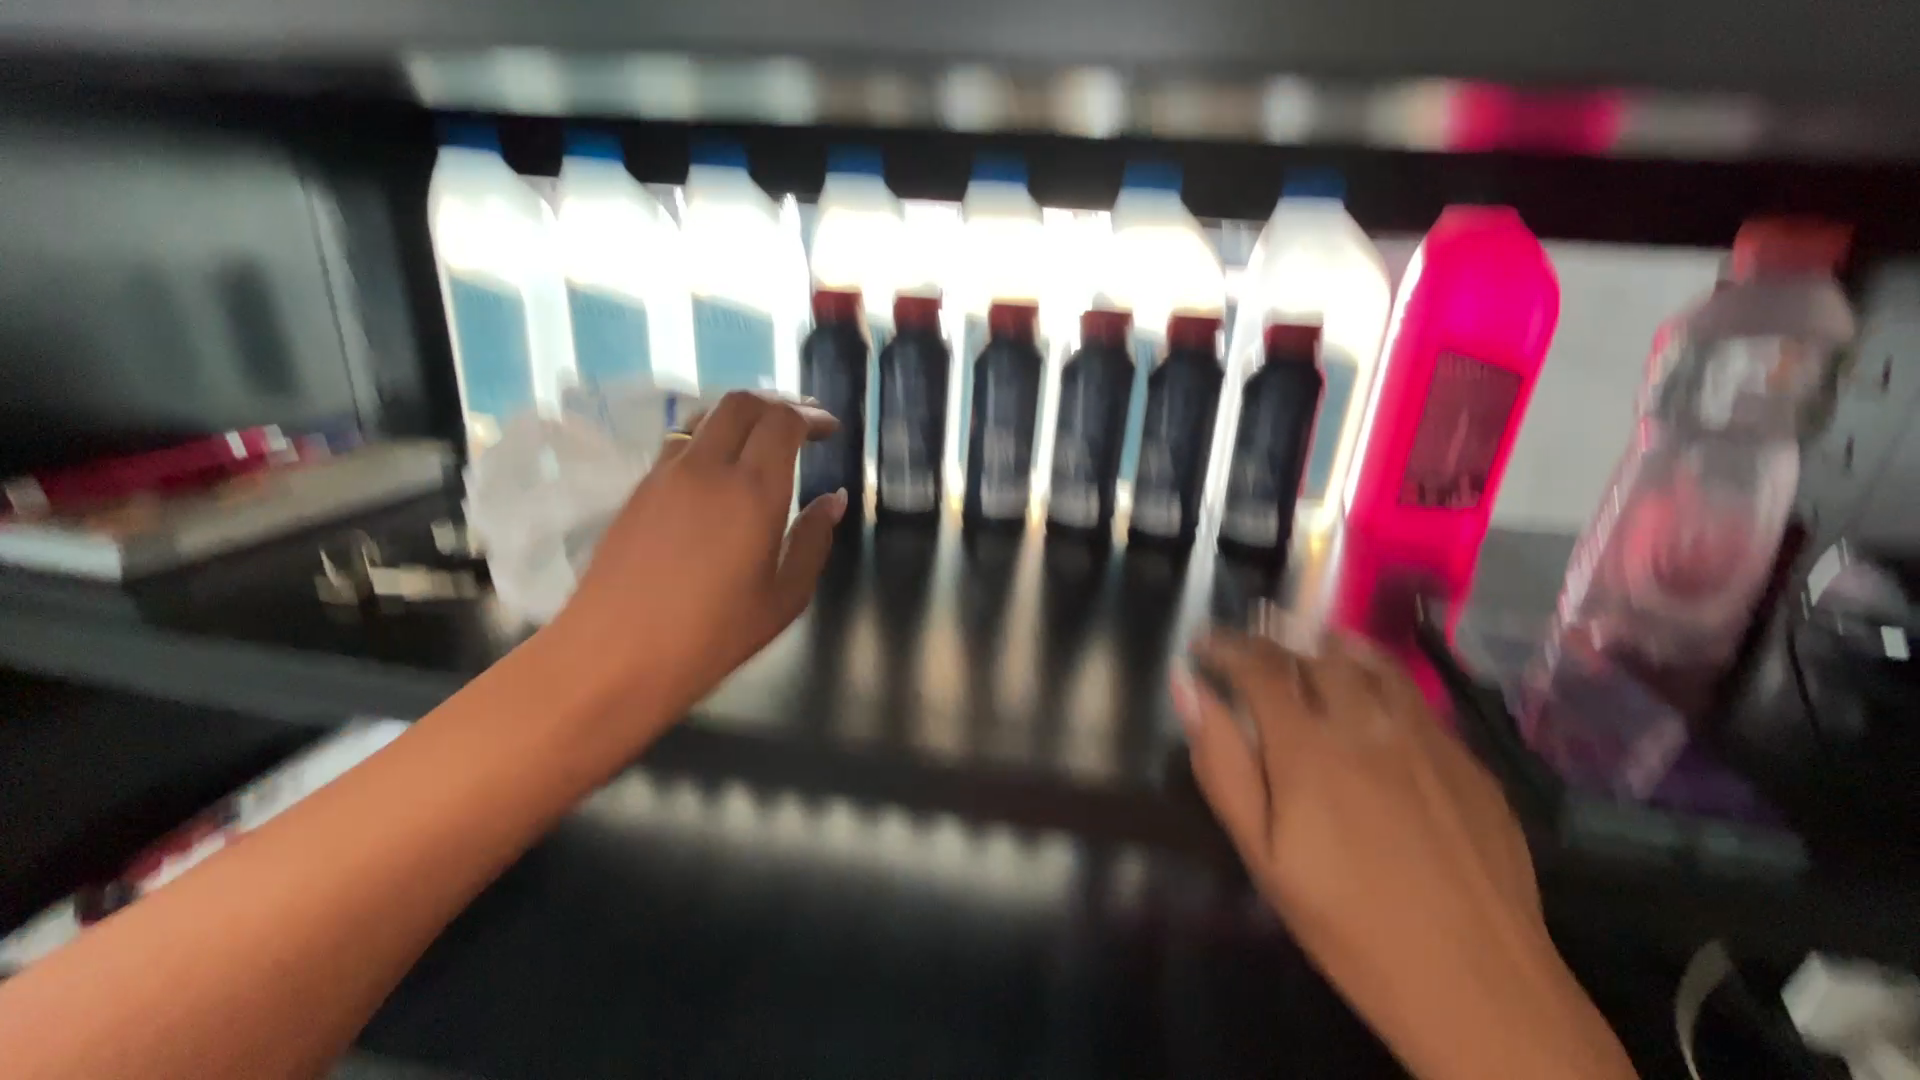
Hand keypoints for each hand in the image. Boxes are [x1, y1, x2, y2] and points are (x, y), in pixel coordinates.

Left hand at [548, 391, 847, 725]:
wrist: (614, 655)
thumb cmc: (713, 636)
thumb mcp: (784, 598)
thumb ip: (812, 540)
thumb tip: (833, 500)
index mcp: (752, 491)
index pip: (783, 421)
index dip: (811, 416)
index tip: (830, 429)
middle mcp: (707, 467)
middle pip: (742, 403)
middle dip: (778, 403)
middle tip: (802, 424)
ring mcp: (665, 474)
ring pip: (706, 416)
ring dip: (741, 416)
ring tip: (762, 439)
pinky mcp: (638, 490)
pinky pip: (680, 442)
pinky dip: (710, 437)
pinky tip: (720, 470)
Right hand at [1175, 629, 1636, 1079]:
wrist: (1475, 980)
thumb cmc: (1346, 924)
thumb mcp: (1262, 854)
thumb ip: (1222, 765)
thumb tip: (1189, 687)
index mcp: (1308, 746)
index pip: (1260, 666)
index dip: (1227, 646)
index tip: (1204, 643)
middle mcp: (1368, 724)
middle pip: (1316, 656)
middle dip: (1277, 646)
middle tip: (1255, 658)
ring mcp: (1427, 738)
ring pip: (1374, 665)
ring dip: (1334, 650)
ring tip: (1314, 652)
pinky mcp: (1469, 761)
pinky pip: (1417, 700)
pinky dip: (1383, 683)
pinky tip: (1378, 707)